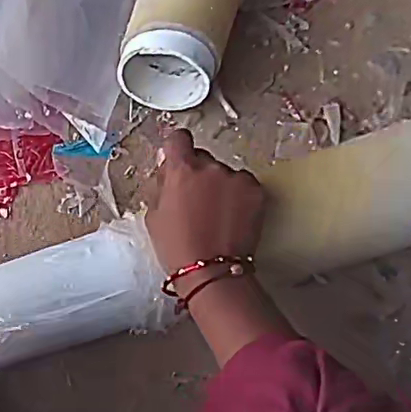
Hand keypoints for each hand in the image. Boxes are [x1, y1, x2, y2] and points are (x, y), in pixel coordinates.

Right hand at [147, 129, 268, 282]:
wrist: (212, 271)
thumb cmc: (175, 247)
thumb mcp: (153, 217)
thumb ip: (160, 187)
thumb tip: (166, 173)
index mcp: (181, 171)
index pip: (178, 139)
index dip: (175, 148)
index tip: (176, 160)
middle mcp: (211, 168)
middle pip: (202, 159)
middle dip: (197, 174)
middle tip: (194, 202)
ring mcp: (237, 178)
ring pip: (224, 174)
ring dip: (219, 187)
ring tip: (214, 216)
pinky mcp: (257, 191)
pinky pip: (243, 186)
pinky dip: (237, 197)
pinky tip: (230, 219)